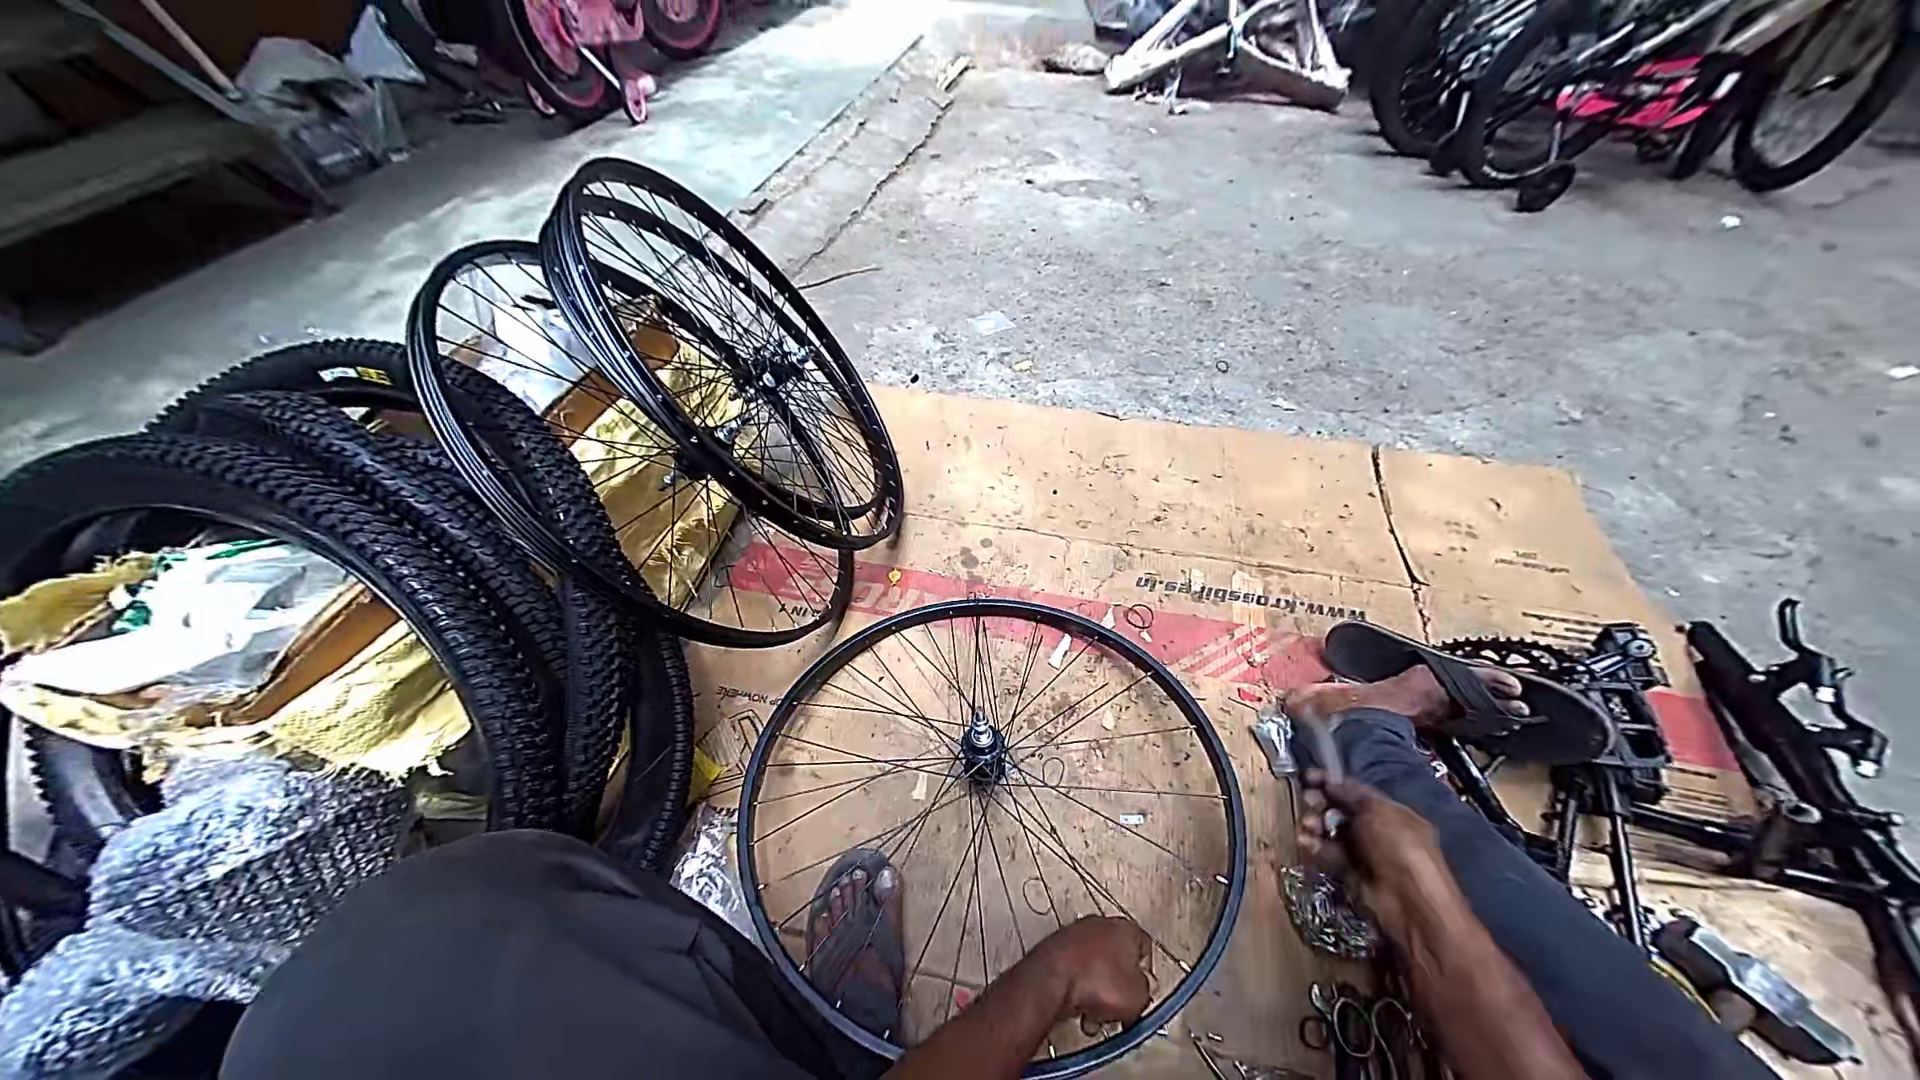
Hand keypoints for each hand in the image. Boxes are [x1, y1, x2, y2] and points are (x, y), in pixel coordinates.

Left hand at [1033, 916, 1152, 1025]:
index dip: (1146, 974)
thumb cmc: (1097, 980)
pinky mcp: (1057, 948)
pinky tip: (1079, 1010)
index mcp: (1126, 928)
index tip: (1144, 991)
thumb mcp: (1139, 995)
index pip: (1144, 947)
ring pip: (1095, 969)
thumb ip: (1145, 991)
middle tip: (1120, 1009)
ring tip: (1096, 1016)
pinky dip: (1079, 991)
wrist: (1055, 978)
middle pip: (1117, 959)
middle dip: (1119, 987)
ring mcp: (1076, 934)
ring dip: (1098, 993)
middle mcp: (1100, 924)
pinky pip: (1076, 974)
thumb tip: (1139, 992)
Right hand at [1296, 770, 1459, 935]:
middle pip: (1343, 810)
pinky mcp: (1353, 871)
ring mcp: (1366, 851)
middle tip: (1308, 800)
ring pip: (1334, 831)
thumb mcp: (1377, 812)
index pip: (1358, 791)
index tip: (1310, 777)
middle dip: (1323, 802)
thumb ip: (1351, 795)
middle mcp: (1380, 829)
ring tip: (1308, 825)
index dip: (1333, 782)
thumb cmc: (1400, 848)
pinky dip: (1316, 846)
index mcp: (1392, 812)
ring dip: (1317, 824)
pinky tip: (1306, 841)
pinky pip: (1330, 852)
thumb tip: (1330, 785)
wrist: (1412, 903)